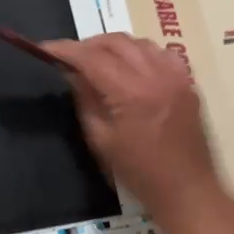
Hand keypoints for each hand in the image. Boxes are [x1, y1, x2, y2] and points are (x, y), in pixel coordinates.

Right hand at [42, 33, 219, 218]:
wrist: (188, 192)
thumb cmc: (139, 173)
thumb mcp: (100, 139)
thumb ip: (84, 98)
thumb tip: (69, 71)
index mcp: (131, 93)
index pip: (91, 57)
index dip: (65, 49)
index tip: (45, 48)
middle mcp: (155, 76)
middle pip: (115, 42)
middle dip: (88, 45)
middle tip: (71, 59)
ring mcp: (176, 76)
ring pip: (138, 42)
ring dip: (114, 46)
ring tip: (99, 61)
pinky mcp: (188, 83)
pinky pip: (161, 52)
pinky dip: (142, 52)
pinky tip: (132, 66)